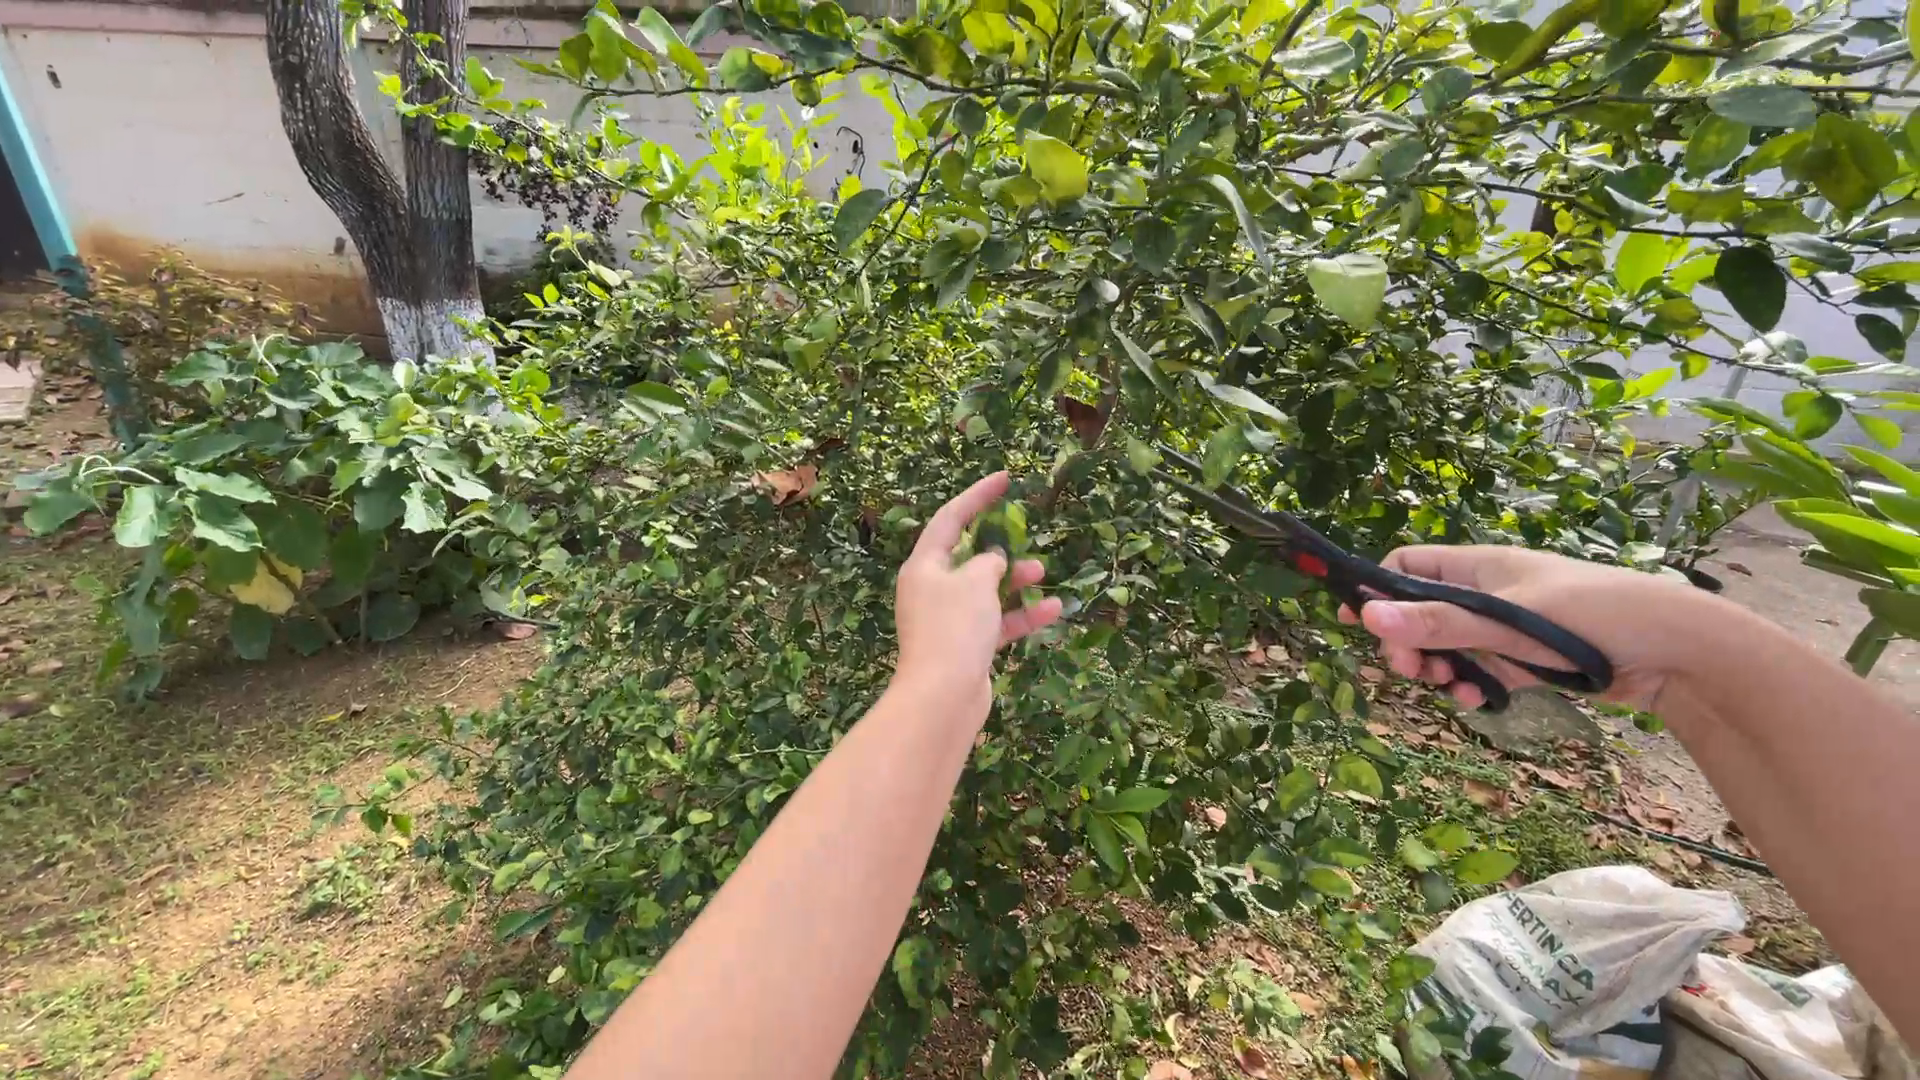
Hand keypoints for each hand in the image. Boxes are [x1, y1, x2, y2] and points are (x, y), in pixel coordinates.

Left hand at [895, 473, 1063, 714]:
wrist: (943, 697)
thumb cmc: (954, 628)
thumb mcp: (975, 582)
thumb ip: (988, 562)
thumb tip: (992, 560)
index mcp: (924, 566)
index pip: (950, 518)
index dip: (977, 496)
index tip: (1004, 479)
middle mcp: (932, 589)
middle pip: (967, 556)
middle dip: (998, 545)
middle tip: (1022, 532)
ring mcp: (948, 620)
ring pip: (985, 590)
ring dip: (1014, 581)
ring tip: (1041, 572)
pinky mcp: (966, 645)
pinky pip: (996, 621)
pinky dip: (1021, 615)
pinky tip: (1055, 610)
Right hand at [1338, 545, 1715, 711]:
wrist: (1684, 653)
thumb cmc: (1592, 615)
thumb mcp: (1507, 619)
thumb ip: (1437, 621)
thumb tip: (1365, 615)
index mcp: (1476, 566)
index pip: (1405, 566)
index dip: (1377, 590)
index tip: (1357, 623)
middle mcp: (1483, 592)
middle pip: (1419, 612)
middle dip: (1407, 641)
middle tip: (1408, 671)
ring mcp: (1503, 626)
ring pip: (1445, 645)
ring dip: (1436, 667)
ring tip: (1447, 689)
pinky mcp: (1523, 658)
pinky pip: (1477, 667)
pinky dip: (1469, 682)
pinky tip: (1476, 699)